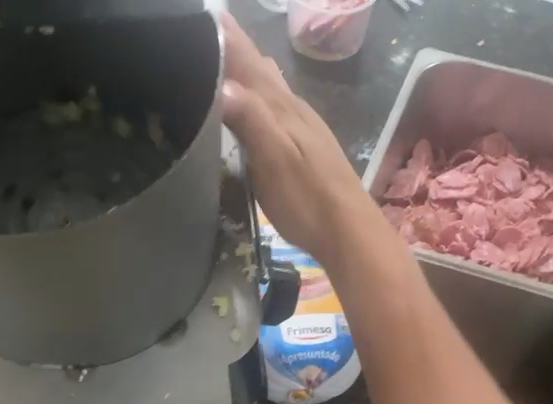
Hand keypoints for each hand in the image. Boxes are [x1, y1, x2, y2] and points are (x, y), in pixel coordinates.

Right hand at [219, 12, 388, 267]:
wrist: (349, 232)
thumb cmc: (308, 199)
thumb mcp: (274, 159)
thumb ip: (250, 119)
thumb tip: (221, 84)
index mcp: (281, 107)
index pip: (247, 61)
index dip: (226, 38)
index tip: (203, 16)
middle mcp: (293, 109)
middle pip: (259, 69)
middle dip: (233, 49)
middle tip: (207, 33)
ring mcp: (303, 128)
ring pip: (270, 87)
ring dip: (247, 70)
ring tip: (227, 58)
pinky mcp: (306, 148)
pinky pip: (276, 108)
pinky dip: (259, 97)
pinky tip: (257, 105)